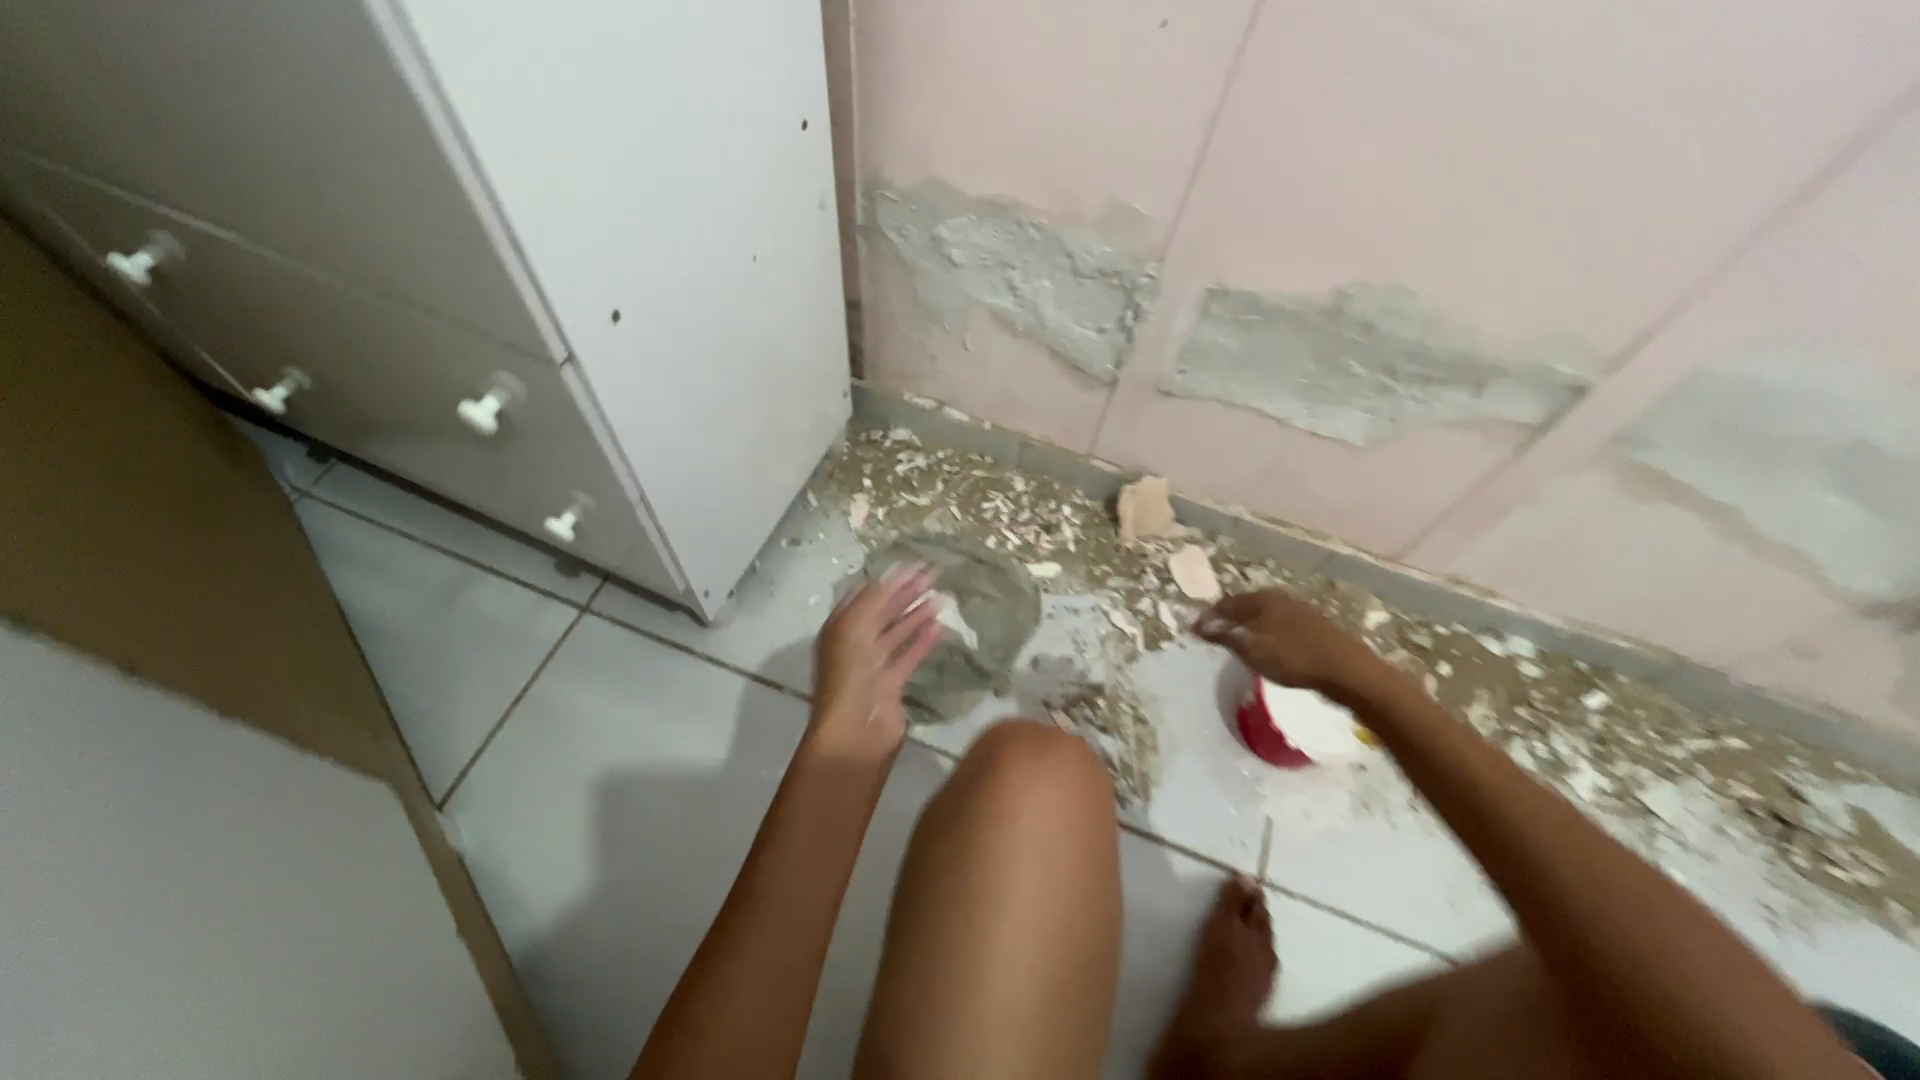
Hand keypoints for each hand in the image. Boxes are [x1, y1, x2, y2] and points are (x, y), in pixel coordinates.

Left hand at [809, 562, 943, 761]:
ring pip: (896, 633)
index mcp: (839, 628)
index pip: (864, 596)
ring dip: (916, 614)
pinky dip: (922, 641)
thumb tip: (893, 575)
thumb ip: (873, 600)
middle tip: (933, 575)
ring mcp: (873, 665)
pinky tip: (938, 627)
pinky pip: (909, 656)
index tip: (913, 565)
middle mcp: (854, 644)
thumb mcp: (854, 628)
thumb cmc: (849, 674)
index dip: (887, 580)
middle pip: (882, 612)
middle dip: (905, 593)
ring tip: (940, 597)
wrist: (856, 729)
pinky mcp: (891, 684)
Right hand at [1193, 589, 1382, 695]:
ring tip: (1239, 645)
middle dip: (1229, 619)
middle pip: (1245, 607)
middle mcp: (1280, 598)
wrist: (1347, 670)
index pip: (1225, 603)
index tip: (1194, 631)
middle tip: (1215, 636)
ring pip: (1264, 616)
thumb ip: (1223, 635)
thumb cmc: (1293, 657)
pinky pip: (1279, 626)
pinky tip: (1268, 648)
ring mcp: (1299, 611)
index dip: (1208, 617)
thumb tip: (1197, 623)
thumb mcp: (1251, 648)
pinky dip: (1266, 635)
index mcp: (1262, 598)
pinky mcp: (1313, 627)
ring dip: (1249, 628)